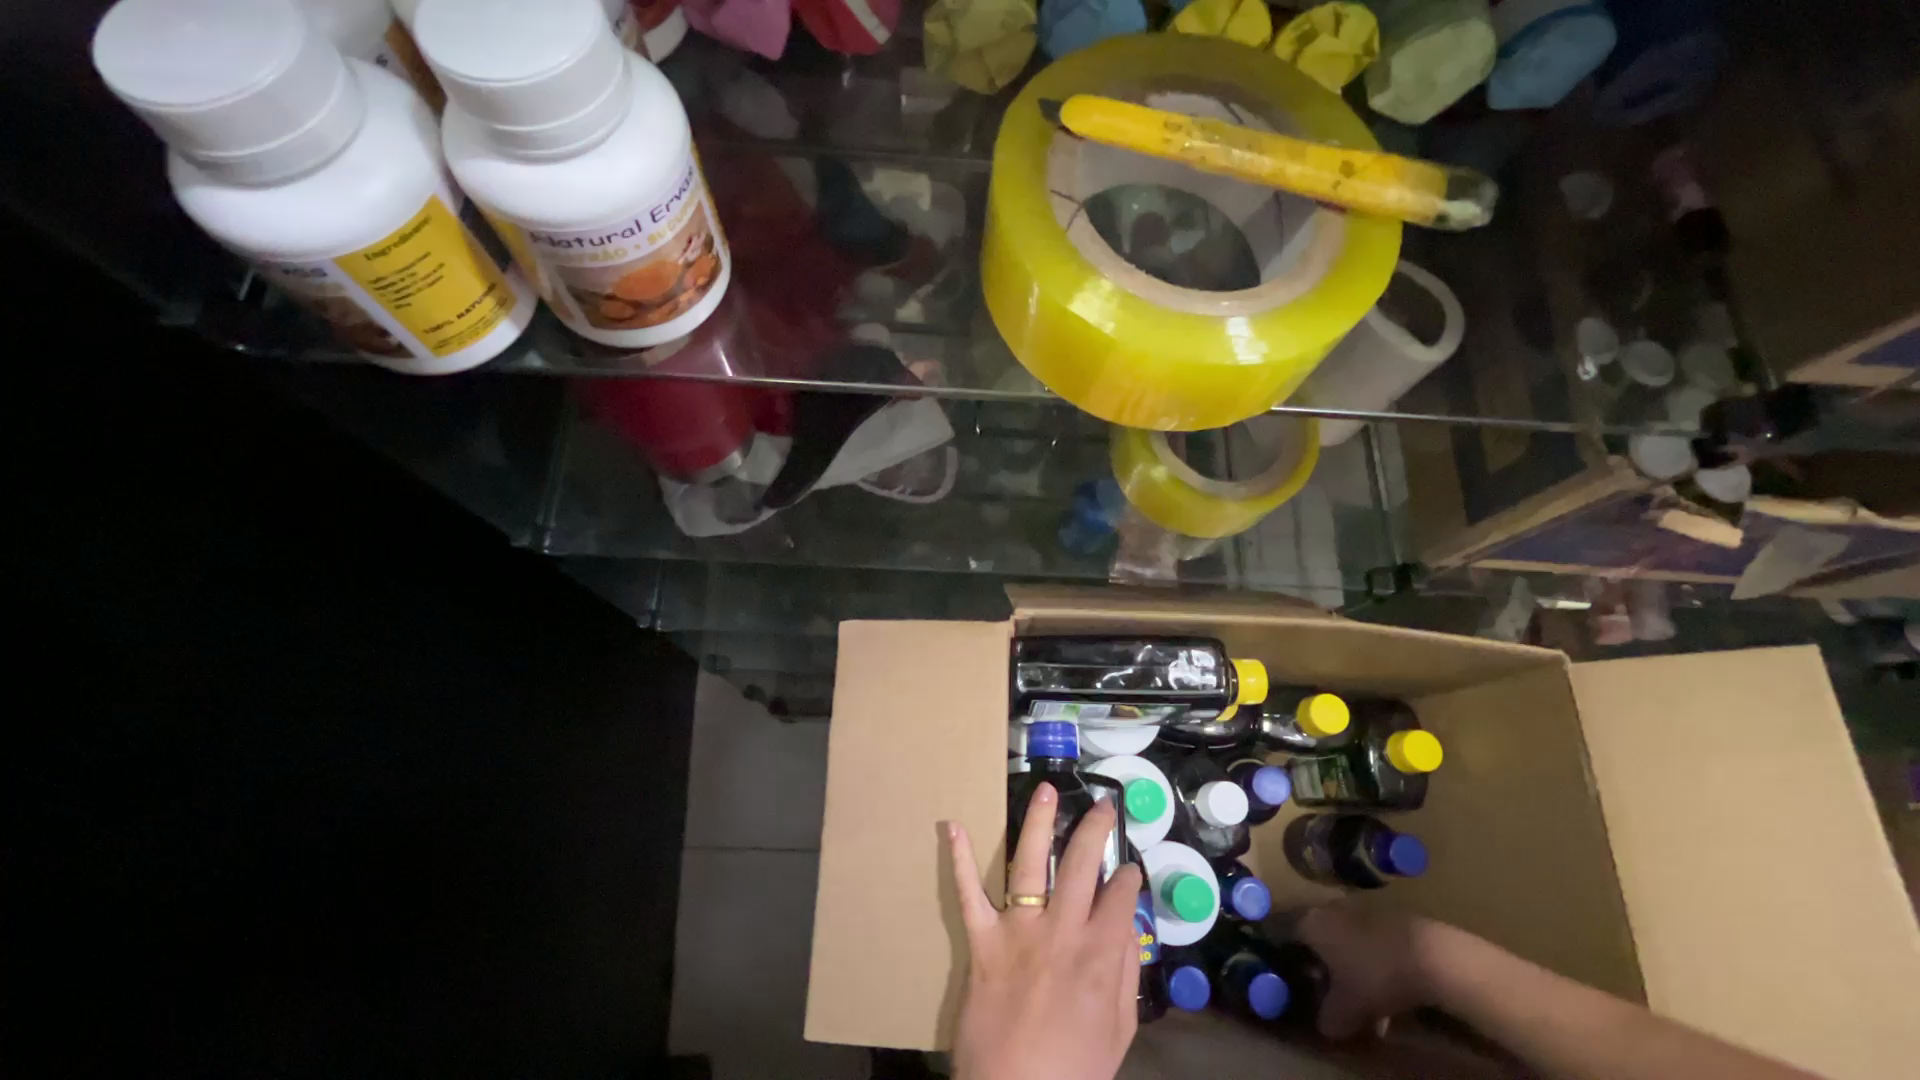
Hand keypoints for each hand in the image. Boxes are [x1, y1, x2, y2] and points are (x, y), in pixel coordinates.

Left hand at [945, 783, 1142, 1079]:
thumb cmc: (1073, 1069)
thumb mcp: (1119, 1029)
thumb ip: (1125, 974)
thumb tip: (1126, 928)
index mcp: (1100, 954)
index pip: (1120, 896)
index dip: (1128, 876)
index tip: (1129, 866)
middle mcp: (1061, 930)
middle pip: (1082, 865)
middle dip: (1095, 828)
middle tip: (1102, 805)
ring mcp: (1017, 930)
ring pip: (1029, 863)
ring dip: (1038, 822)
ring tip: (1044, 790)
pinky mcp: (981, 940)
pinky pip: (967, 893)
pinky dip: (958, 859)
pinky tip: (953, 825)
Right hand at [1296, 901, 1439, 1038]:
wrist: (1430, 955)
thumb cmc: (1373, 976)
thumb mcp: (1346, 1010)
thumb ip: (1329, 1018)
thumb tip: (1325, 1027)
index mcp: (1310, 923)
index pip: (1286, 934)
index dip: (1287, 958)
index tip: (1293, 977)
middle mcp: (1330, 909)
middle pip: (1319, 939)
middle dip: (1324, 966)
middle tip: (1329, 991)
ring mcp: (1362, 909)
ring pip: (1348, 941)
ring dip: (1352, 968)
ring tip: (1366, 1002)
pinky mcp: (1391, 917)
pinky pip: (1372, 942)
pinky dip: (1375, 963)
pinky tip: (1390, 991)